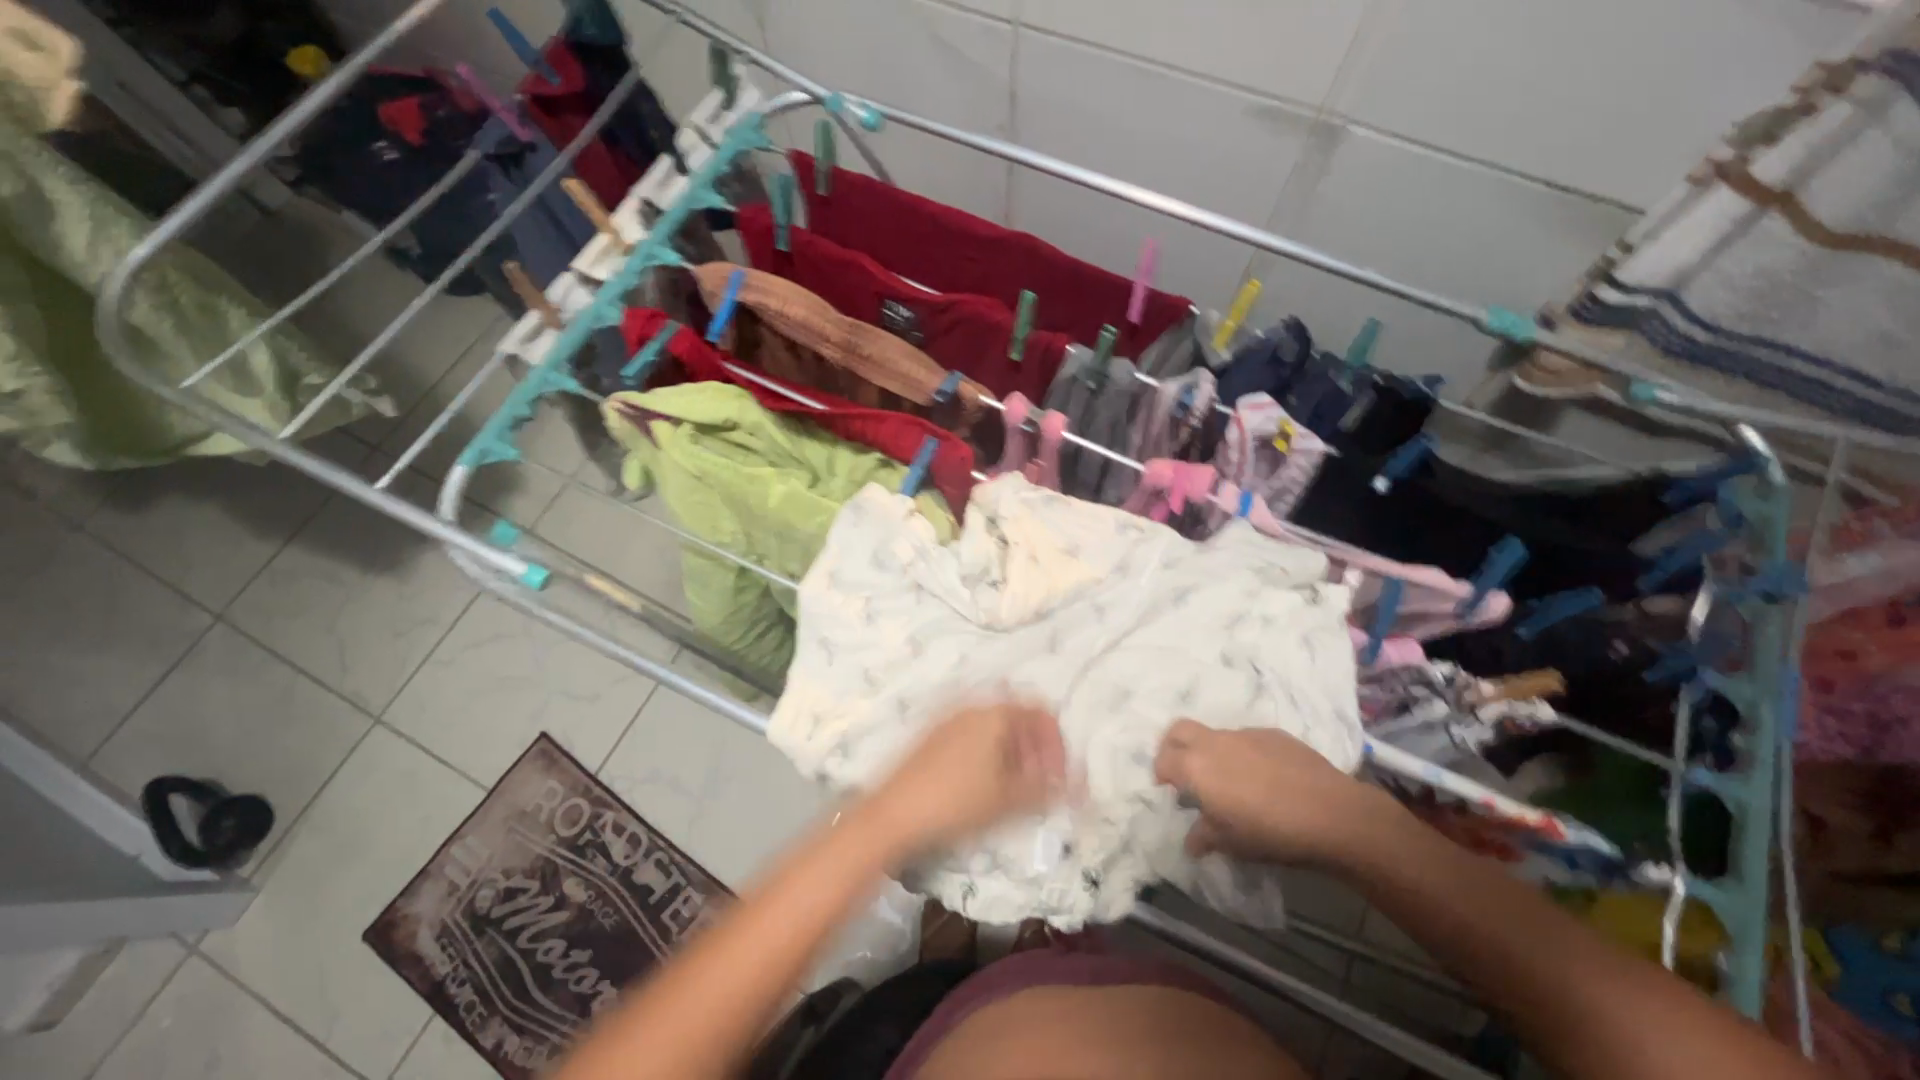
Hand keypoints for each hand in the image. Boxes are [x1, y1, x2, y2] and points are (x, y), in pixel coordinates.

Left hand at [860, 702, 1067, 858]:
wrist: (891, 815)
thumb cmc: (956, 803)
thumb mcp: (1011, 799)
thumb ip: (1052, 789)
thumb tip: (1084, 787)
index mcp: (994, 712)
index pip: (1041, 713)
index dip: (1057, 744)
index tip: (1061, 776)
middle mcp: (970, 707)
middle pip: (1017, 718)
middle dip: (1035, 750)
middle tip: (1039, 786)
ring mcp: (947, 720)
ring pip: (993, 729)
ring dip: (1012, 755)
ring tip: (1013, 791)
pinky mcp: (930, 737)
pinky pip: (971, 737)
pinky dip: (988, 756)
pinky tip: (982, 789)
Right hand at [1154, 720, 1401, 866]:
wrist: (1331, 814)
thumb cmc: (1270, 832)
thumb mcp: (1230, 843)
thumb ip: (1204, 836)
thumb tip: (1192, 841)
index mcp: (1196, 767)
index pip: (1164, 760)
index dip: (1162, 774)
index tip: (1171, 792)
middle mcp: (1216, 742)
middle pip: (1180, 730)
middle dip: (1174, 747)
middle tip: (1185, 773)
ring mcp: (1248, 734)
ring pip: (1218, 735)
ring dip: (1214, 753)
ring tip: (1232, 782)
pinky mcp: (1276, 735)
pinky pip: (1249, 740)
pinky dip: (1245, 754)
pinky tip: (1265, 780)